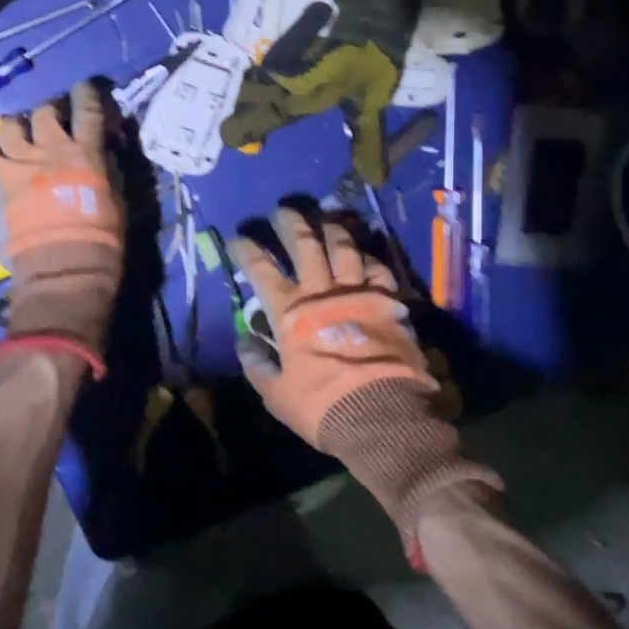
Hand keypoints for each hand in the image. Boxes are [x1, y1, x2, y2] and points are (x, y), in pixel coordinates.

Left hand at [0, 81, 124, 355]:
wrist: (62, 265)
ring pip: (11, 124)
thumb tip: (102, 155)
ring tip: (17, 136)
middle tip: (50, 119)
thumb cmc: (100, 239)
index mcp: (86, 151)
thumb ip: (106, 170)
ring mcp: (20, 160)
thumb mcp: (116, 198)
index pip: (88, 108)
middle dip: (48, 111)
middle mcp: (52, 147)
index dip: (86, 93)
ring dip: (16, 127)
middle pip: (45, 111)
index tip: (83, 87)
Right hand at [231, 206, 498, 538]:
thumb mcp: (276, 395)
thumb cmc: (322, 406)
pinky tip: (364, 256)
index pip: (260, 268)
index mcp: (288, 313)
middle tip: (283, 210)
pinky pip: (379, 270)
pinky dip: (369, 259)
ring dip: (333, 229)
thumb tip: (245, 343)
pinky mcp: (390, 304)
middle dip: (290, 222)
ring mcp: (359, 294)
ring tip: (326, 219)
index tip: (238, 237)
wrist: (382, 417)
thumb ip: (257, 366)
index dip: (247, 249)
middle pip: (304, 244)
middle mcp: (322, 293)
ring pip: (344, 248)